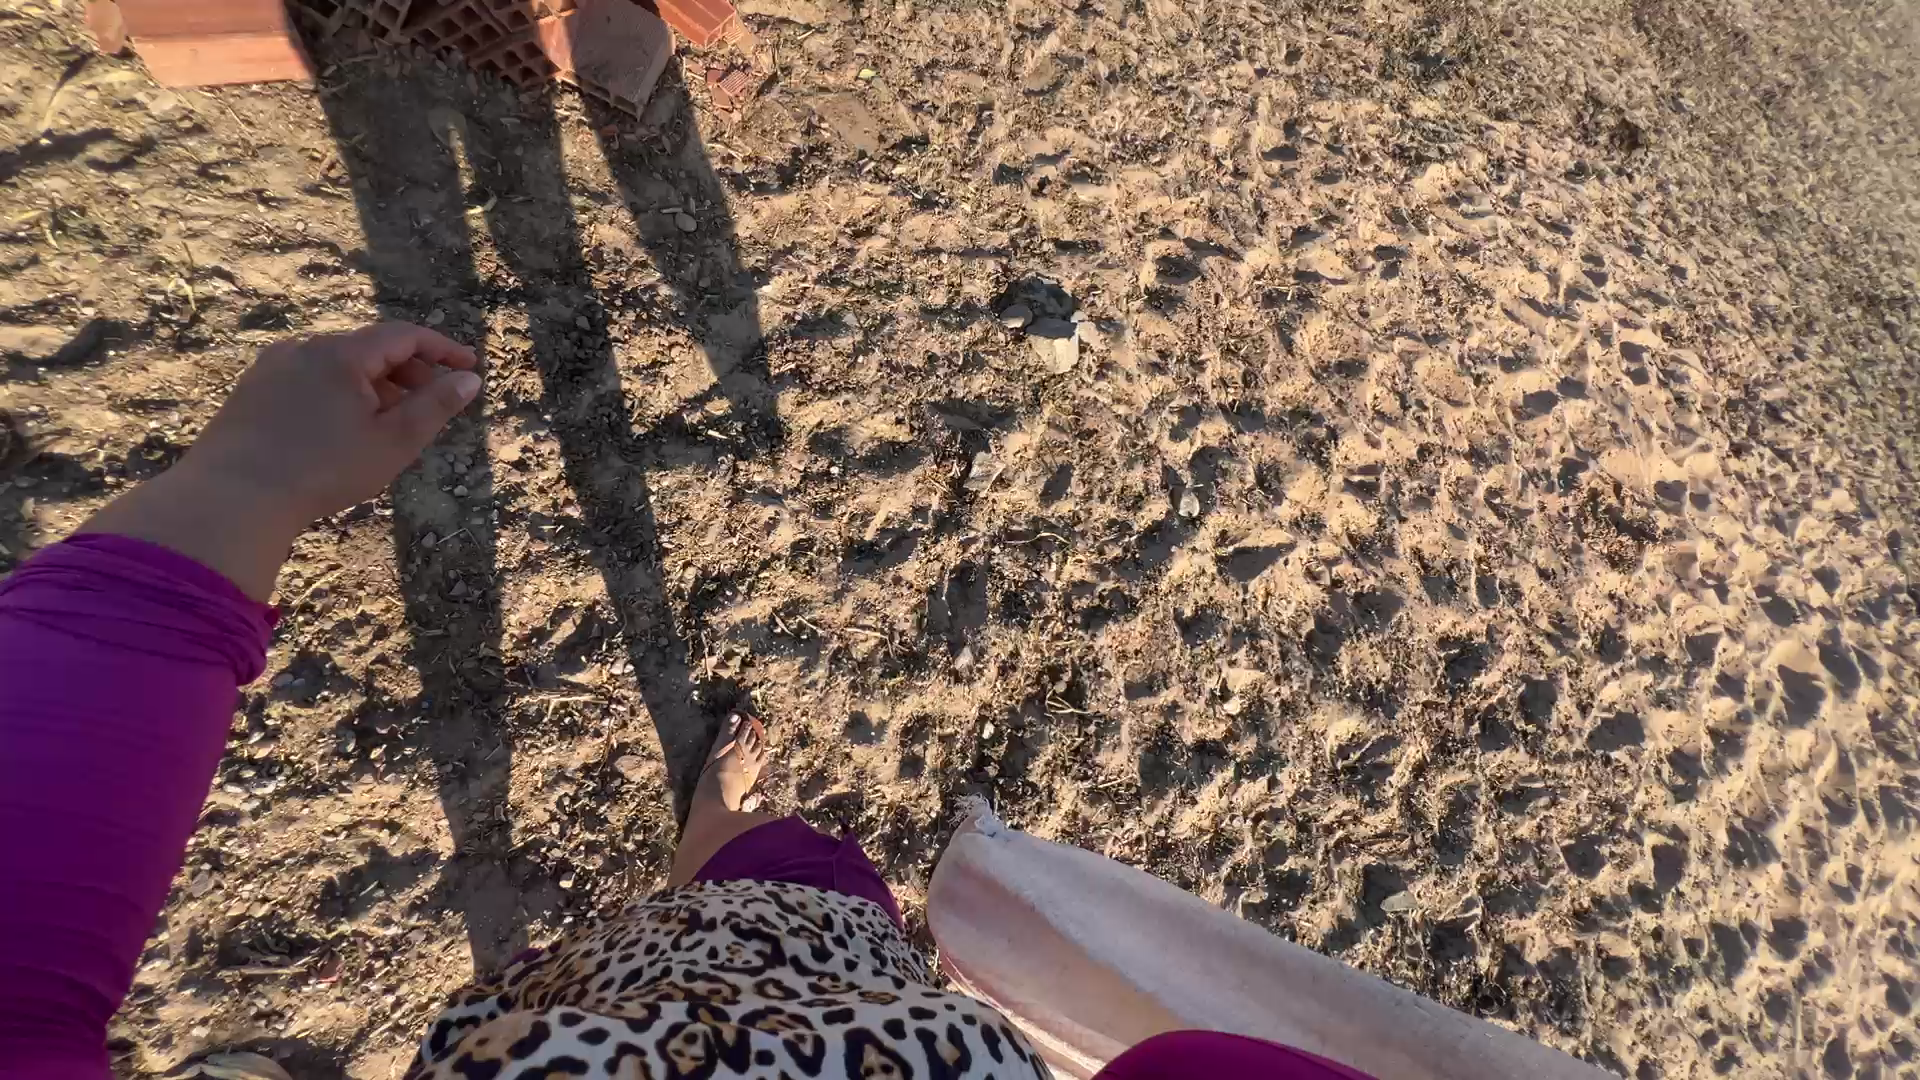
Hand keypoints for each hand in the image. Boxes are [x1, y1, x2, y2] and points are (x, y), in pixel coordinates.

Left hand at [80, 323, 481, 599]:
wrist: (234, 496)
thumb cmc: (328, 467)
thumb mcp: (398, 439)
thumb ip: (438, 404)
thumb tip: (470, 378)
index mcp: (341, 355)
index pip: (404, 335)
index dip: (443, 348)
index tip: (471, 366)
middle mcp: (304, 348)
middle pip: (373, 347)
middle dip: (413, 370)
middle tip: (436, 402)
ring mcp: (274, 366)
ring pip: (344, 363)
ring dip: (381, 383)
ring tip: (396, 420)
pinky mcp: (256, 388)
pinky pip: (317, 376)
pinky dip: (349, 390)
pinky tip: (353, 425)